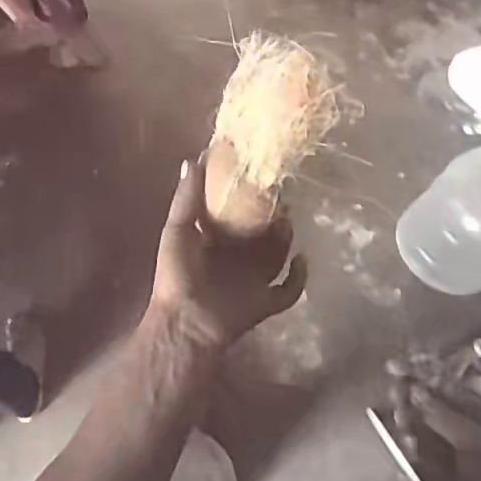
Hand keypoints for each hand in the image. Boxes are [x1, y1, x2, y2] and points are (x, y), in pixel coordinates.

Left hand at [149, 159, 306, 352]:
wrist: (186, 322)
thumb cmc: (178, 275)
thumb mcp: (177, 229)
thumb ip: (187, 197)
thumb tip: (193, 158)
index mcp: (214, 243)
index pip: (235, 216)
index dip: (247, 199)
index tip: (258, 176)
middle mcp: (236, 259)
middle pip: (262, 234)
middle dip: (273, 216)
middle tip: (283, 195)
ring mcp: (253, 281)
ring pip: (278, 256)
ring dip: (286, 239)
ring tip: (290, 219)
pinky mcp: (266, 302)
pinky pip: (290, 290)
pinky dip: (300, 276)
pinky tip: (302, 258)